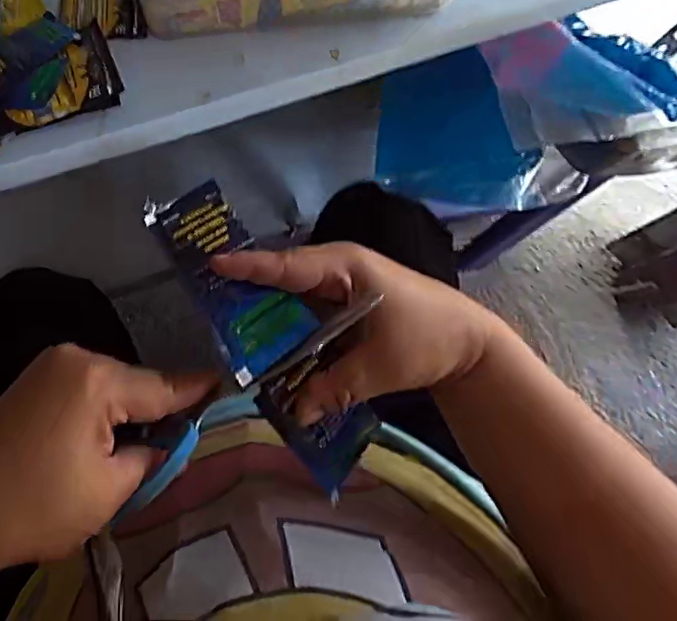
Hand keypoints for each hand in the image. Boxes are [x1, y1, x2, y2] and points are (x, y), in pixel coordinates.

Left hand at [0, 344, 211, 569]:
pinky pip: (83, 387)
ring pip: (109, 385)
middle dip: (154, 408)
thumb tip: (168, 443)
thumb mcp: (108, 491)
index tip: (223, 381)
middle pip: (133, 383)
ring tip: (139, 442)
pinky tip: (101, 435)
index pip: (160, 386)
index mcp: (97, 379)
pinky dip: (98, 408)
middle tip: (179, 434)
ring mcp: (48, 365)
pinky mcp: (31, 380)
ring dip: (125, 410)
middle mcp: (74, 358)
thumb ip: (149, 458)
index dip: (194, 390)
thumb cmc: (36, 507)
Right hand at [211, 243, 506, 425]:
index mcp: (345, 267)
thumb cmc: (428, 337)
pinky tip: (269, 354)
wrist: (468, 344)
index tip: (213, 264)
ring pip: (293, 300)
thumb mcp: (381, 365)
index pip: (288, 265)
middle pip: (284, 280)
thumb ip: (335, 388)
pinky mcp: (345, 309)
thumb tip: (294, 413)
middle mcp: (337, 271)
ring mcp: (341, 289)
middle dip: (248, 293)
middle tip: (208, 305)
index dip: (250, 267)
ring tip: (227, 333)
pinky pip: (308, 317)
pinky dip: (289, 333)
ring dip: (267, 318)